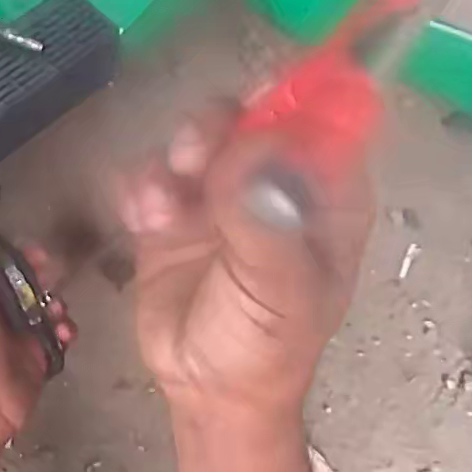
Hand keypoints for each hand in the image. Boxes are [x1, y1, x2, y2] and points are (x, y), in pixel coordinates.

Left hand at [0, 236, 75, 442]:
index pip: (0, 271)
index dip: (17, 258)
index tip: (33, 251)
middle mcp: (0, 316)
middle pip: (27, 287)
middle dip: (41, 277)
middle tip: (50, 273)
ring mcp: (22, 337)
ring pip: (47, 308)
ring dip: (56, 303)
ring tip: (55, 309)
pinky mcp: (40, 356)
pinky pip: (59, 336)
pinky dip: (65, 330)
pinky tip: (64, 332)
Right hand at [118, 104, 372, 428]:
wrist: (204, 383)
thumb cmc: (263, 342)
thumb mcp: (280, 287)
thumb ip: (267, 216)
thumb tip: (251, 147)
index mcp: (323, 195)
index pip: (331, 117)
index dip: (307, 88)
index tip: (266, 87)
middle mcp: (271, 184)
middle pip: (251, 115)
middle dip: (219, 126)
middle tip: (195, 157)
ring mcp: (217, 197)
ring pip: (196, 139)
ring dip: (173, 159)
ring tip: (160, 205)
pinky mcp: (170, 214)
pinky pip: (151, 175)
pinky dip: (140, 188)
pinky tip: (142, 220)